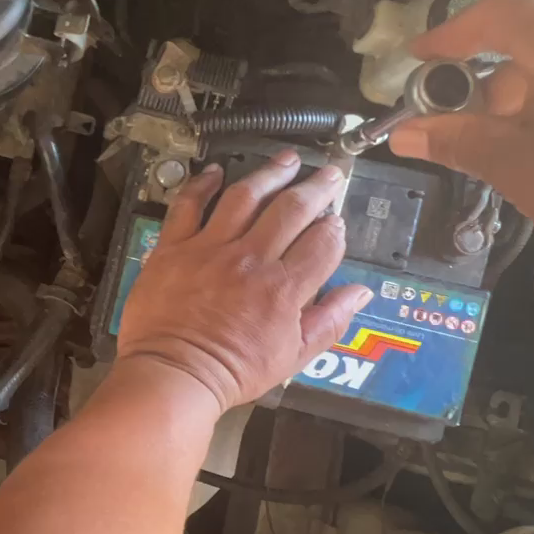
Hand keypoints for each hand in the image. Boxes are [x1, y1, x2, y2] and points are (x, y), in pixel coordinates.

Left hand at [115, 151, 371, 413]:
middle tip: (329, 174)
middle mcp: (250, 259)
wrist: (173, 374)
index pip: (323, 244)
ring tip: (287, 160)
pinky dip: (202, 184)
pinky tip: (215, 172)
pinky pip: (188, 205)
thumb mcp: (292, 358)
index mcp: (284, 288)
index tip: (336, 220)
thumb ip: (328, 322)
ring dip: (270, 173)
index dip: (335, 228)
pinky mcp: (173, 247)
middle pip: (291, 209)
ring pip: (245, 197)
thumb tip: (360, 292)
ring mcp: (209, 248)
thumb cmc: (232, 371)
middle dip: (316, 187)